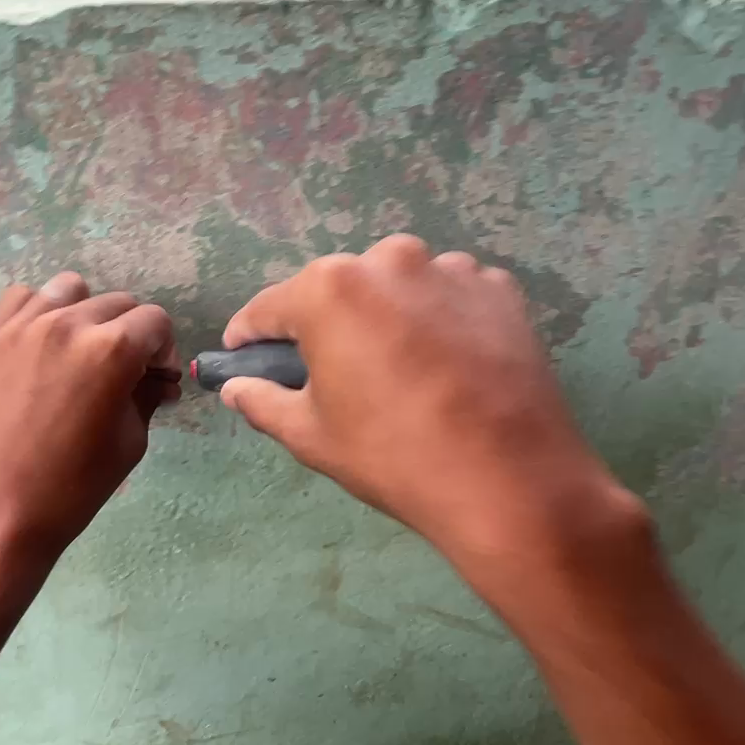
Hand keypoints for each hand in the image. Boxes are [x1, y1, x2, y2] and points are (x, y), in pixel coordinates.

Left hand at [0, 272, 177, 593]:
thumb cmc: (71, 489)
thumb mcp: (128, 443)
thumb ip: (146, 396)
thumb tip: (158, 378)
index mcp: (111, 350)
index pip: (155, 321)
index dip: (162, 349)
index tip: (154, 376)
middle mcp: (68, 323)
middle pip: (117, 303)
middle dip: (129, 334)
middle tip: (121, 373)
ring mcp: (21, 325)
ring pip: (69, 290)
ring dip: (85, 314)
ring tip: (78, 352)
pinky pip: (22, 299)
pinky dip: (40, 312)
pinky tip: (40, 346)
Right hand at [219, 235, 648, 606]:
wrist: (511, 483)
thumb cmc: (392, 456)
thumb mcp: (310, 436)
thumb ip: (261, 401)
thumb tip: (233, 389)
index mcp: (329, 290)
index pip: (268, 308)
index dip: (249, 337)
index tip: (243, 358)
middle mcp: (388, 261)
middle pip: (334, 290)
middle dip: (321, 325)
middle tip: (326, 372)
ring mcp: (451, 269)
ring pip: (395, 288)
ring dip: (383, 317)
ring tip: (395, 368)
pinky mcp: (499, 290)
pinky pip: (447, 297)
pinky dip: (435, 319)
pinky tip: (444, 363)